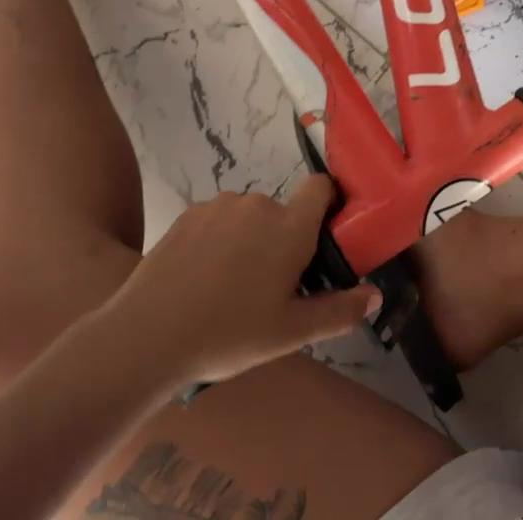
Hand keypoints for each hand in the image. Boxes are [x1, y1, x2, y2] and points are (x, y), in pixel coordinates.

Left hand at [102, 175, 379, 384]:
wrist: (148, 334)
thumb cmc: (228, 334)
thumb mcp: (291, 334)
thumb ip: (339, 311)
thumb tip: (374, 296)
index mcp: (289, 228)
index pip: (321, 187)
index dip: (328, 206)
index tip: (325, 240)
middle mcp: (257, 205)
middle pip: (284, 212)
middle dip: (285, 240)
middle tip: (274, 289)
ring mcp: (218, 206)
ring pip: (249, 218)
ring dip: (251, 241)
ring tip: (233, 289)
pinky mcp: (188, 215)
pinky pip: (219, 221)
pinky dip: (220, 242)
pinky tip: (204, 280)